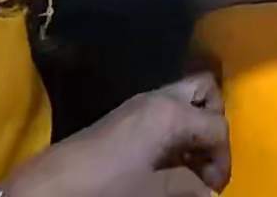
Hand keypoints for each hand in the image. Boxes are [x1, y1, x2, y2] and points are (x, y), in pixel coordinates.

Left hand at [2, 73, 229, 196]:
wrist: (52, 186)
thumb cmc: (106, 189)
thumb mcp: (151, 193)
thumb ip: (187, 188)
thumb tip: (210, 193)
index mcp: (170, 113)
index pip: (217, 125)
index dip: (223, 160)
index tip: (213, 192)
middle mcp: (160, 98)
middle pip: (206, 90)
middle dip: (214, 124)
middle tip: (206, 165)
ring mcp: (143, 104)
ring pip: (186, 99)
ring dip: (196, 128)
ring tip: (190, 171)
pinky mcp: (129, 115)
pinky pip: (167, 111)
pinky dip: (178, 131)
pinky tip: (170, 166)